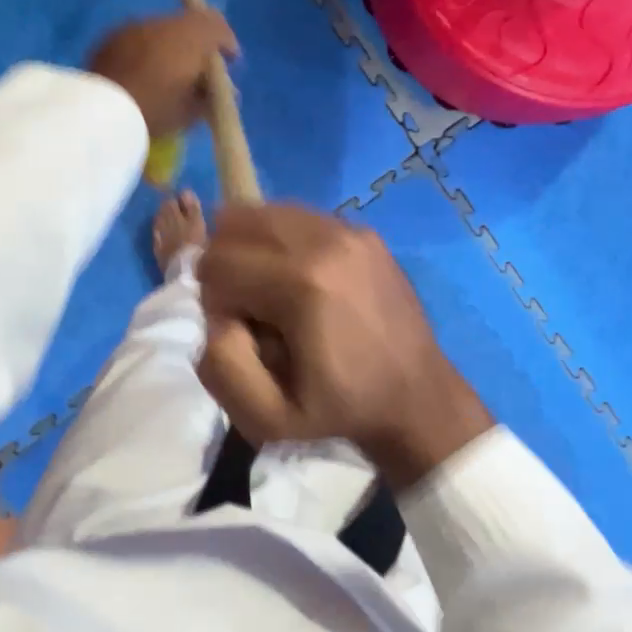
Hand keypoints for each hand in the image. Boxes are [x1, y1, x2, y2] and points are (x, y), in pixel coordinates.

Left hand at [86, 8, 238, 138]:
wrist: (99, 114)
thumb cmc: (155, 112)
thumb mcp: (192, 113)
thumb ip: (213, 96)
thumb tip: (225, 89)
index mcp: (189, 37)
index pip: (217, 25)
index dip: (226, 42)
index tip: (229, 62)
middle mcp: (162, 23)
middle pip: (189, 24)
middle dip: (198, 44)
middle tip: (199, 71)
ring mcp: (133, 27)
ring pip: (162, 30)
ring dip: (170, 47)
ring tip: (168, 75)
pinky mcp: (111, 37)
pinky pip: (139, 39)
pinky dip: (147, 52)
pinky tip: (142, 75)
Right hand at [195, 204, 495, 489]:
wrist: (416, 396)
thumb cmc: (341, 410)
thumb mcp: (267, 417)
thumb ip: (221, 367)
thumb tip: (217, 317)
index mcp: (302, 282)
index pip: (215, 264)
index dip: (216, 304)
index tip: (244, 335)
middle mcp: (327, 240)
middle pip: (235, 223)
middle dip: (228, 267)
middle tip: (254, 312)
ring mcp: (350, 230)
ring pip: (265, 214)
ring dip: (253, 251)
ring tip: (277, 295)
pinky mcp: (364, 232)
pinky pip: (298, 219)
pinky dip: (284, 244)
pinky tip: (303, 284)